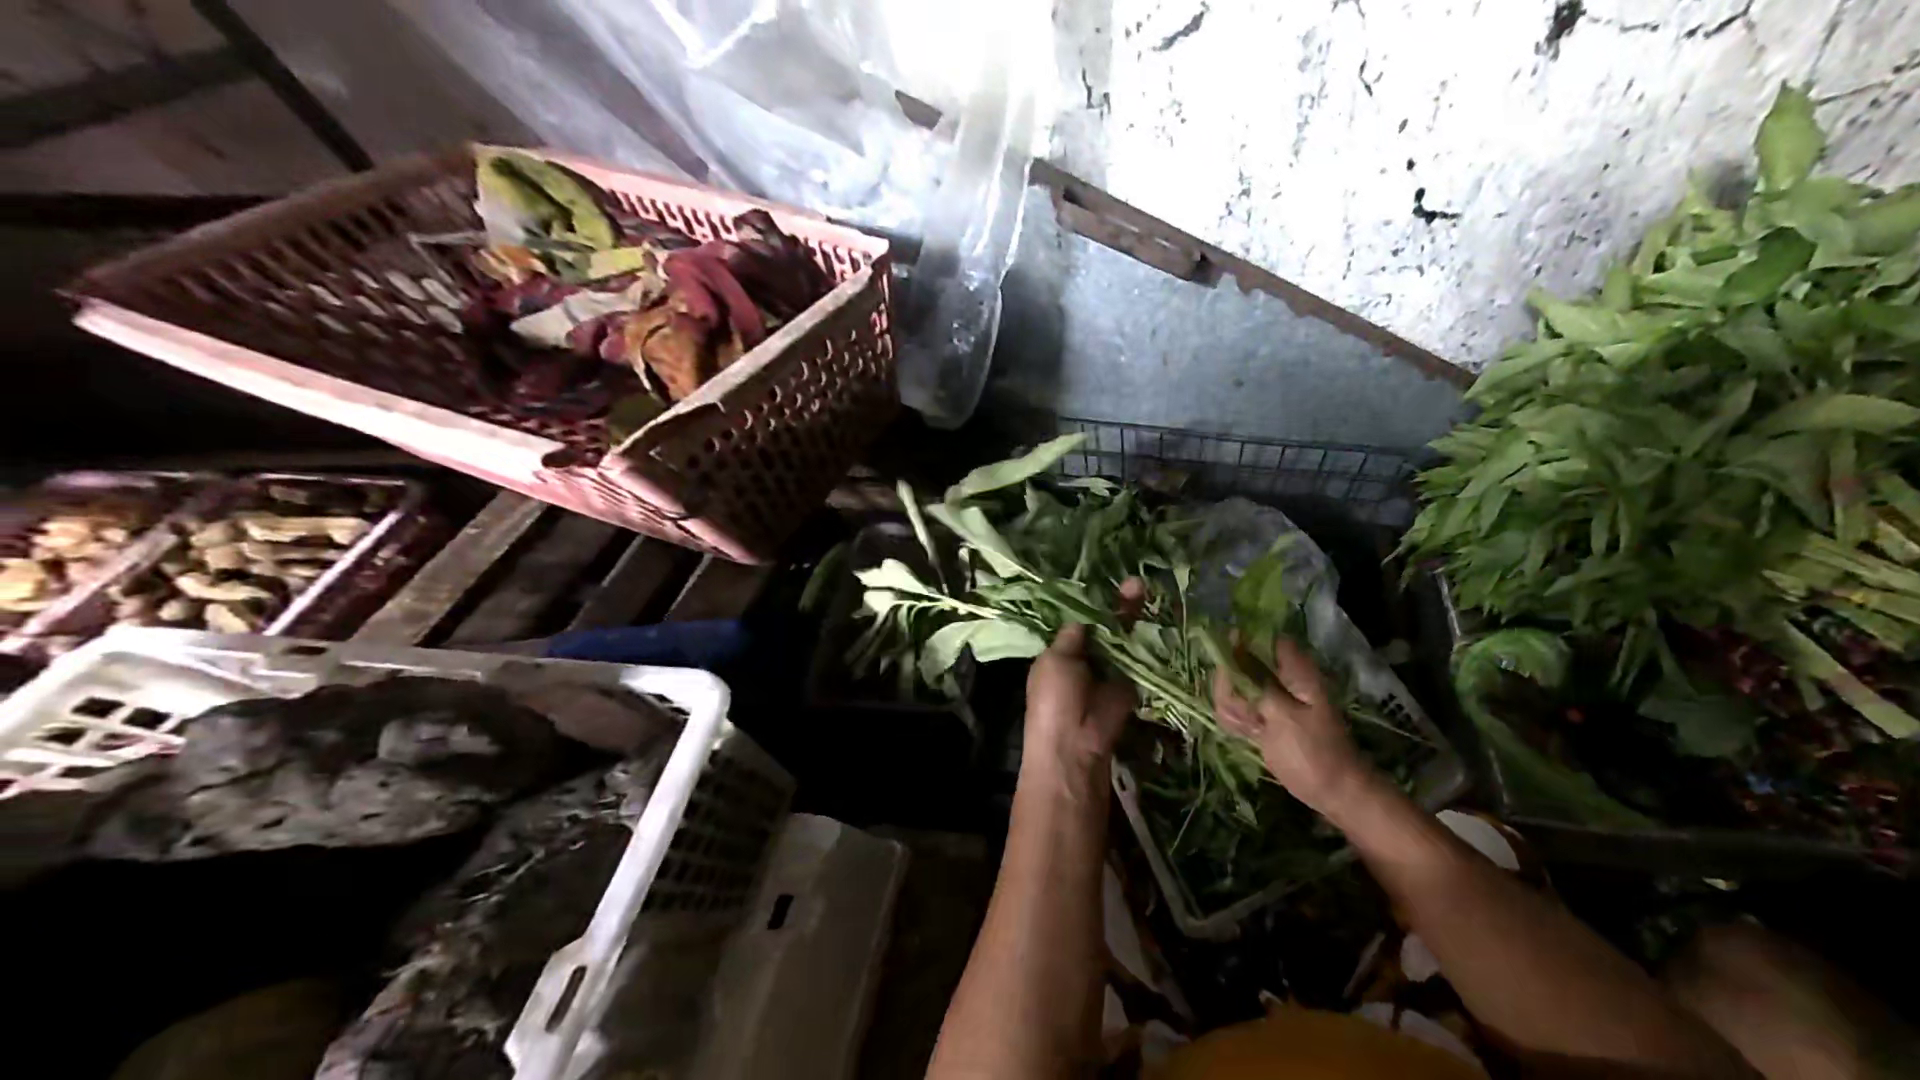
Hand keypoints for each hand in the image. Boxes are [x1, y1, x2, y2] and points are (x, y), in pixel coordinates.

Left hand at [1021, 581, 1142, 790]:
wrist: (1076, 745)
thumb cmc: (1054, 699)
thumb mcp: (1055, 660)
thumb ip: (1072, 634)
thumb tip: (1083, 612)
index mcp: (1059, 652)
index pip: (1078, 621)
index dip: (1092, 603)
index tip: (1107, 580)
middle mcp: (1084, 658)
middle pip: (1104, 627)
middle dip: (1118, 606)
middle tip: (1136, 582)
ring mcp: (1107, 671)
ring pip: (1122, 640)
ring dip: (1133, 617)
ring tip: (1145, 588)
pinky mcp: (1129, 685)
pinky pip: (1138, 659)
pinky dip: (1146, 641)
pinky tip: (1156, 614)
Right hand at [1211, 638, 1377, 818]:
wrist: (1332, 793)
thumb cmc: (1314, 753)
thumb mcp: (1283, 715)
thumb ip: (1255, 680)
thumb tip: (1232, 644)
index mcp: (1294, 671)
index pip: (1263, 639)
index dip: (1240, 642)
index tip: (1225, 659)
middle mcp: (1280, 679)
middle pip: (1239, 663)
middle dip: (1231, 684)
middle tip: (1246, 710)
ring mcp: (1269, 699)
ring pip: (1232, 687)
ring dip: (1231, 706)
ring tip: (1250, 727)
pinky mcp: (1261, 718)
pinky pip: (1234, 709)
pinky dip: (1234, 721)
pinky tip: (1246, 735)